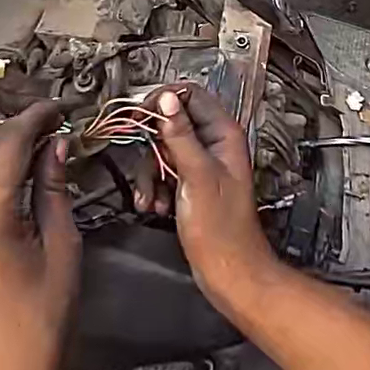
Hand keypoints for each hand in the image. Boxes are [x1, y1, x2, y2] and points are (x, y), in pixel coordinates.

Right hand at [151, 87, 278, 314]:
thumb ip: (180, 135)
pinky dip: (153, 186)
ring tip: (150, 197)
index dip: (163, 101)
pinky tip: (154, 205)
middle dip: (153, 145)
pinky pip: (162, 170)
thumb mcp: (196, 175)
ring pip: (162, 148)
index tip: (141, 116)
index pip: (190, 95)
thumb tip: (167, 99)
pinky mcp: (189, 182)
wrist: (228, 274)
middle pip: (171, 122)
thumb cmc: (222, 229)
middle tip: (144, 161)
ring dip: (150, 172)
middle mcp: (212, 143)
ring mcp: (200, 163)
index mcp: (223, 133)